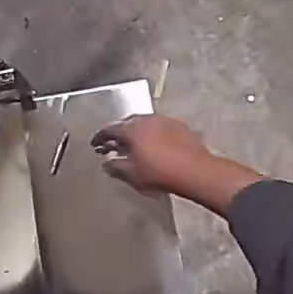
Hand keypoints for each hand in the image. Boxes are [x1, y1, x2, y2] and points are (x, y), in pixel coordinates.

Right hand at [91, 114, 264, 213]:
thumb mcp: (132, 173)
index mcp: (131, 129)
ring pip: (143, 123)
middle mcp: (146, 119)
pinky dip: (151, 134)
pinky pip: (158, 127)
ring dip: (135, 133)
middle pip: (126, 123)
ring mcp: (164, 121)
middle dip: (117, 134)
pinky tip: (153, 145)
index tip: (95, 145)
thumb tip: (106, 163)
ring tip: (132, 145)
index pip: (108, 130)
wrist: (197, 171)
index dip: (99, 138)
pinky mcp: (179, 126)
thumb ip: (115, 166)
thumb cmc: (160, 173)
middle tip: (112, 145)